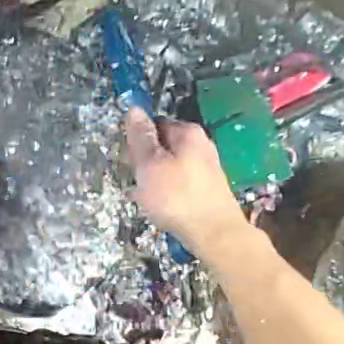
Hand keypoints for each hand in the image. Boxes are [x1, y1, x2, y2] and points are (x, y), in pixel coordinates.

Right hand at [124, 109, 251, 257]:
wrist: (214, 233)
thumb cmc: (176, 197)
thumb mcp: (150, 165)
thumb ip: (141, 138)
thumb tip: (134, 110)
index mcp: (188, 133)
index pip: (155, 124)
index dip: (137, 140)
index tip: (128, 160)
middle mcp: (201, 145)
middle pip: (164, 146)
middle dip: (146, 161)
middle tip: (136, 181)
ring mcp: (207, 168)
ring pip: (171, 167)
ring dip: (154, 179)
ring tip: (144, 198)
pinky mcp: (208, 189)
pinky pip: (180, 184)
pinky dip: (167, 192)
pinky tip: (160, 207)